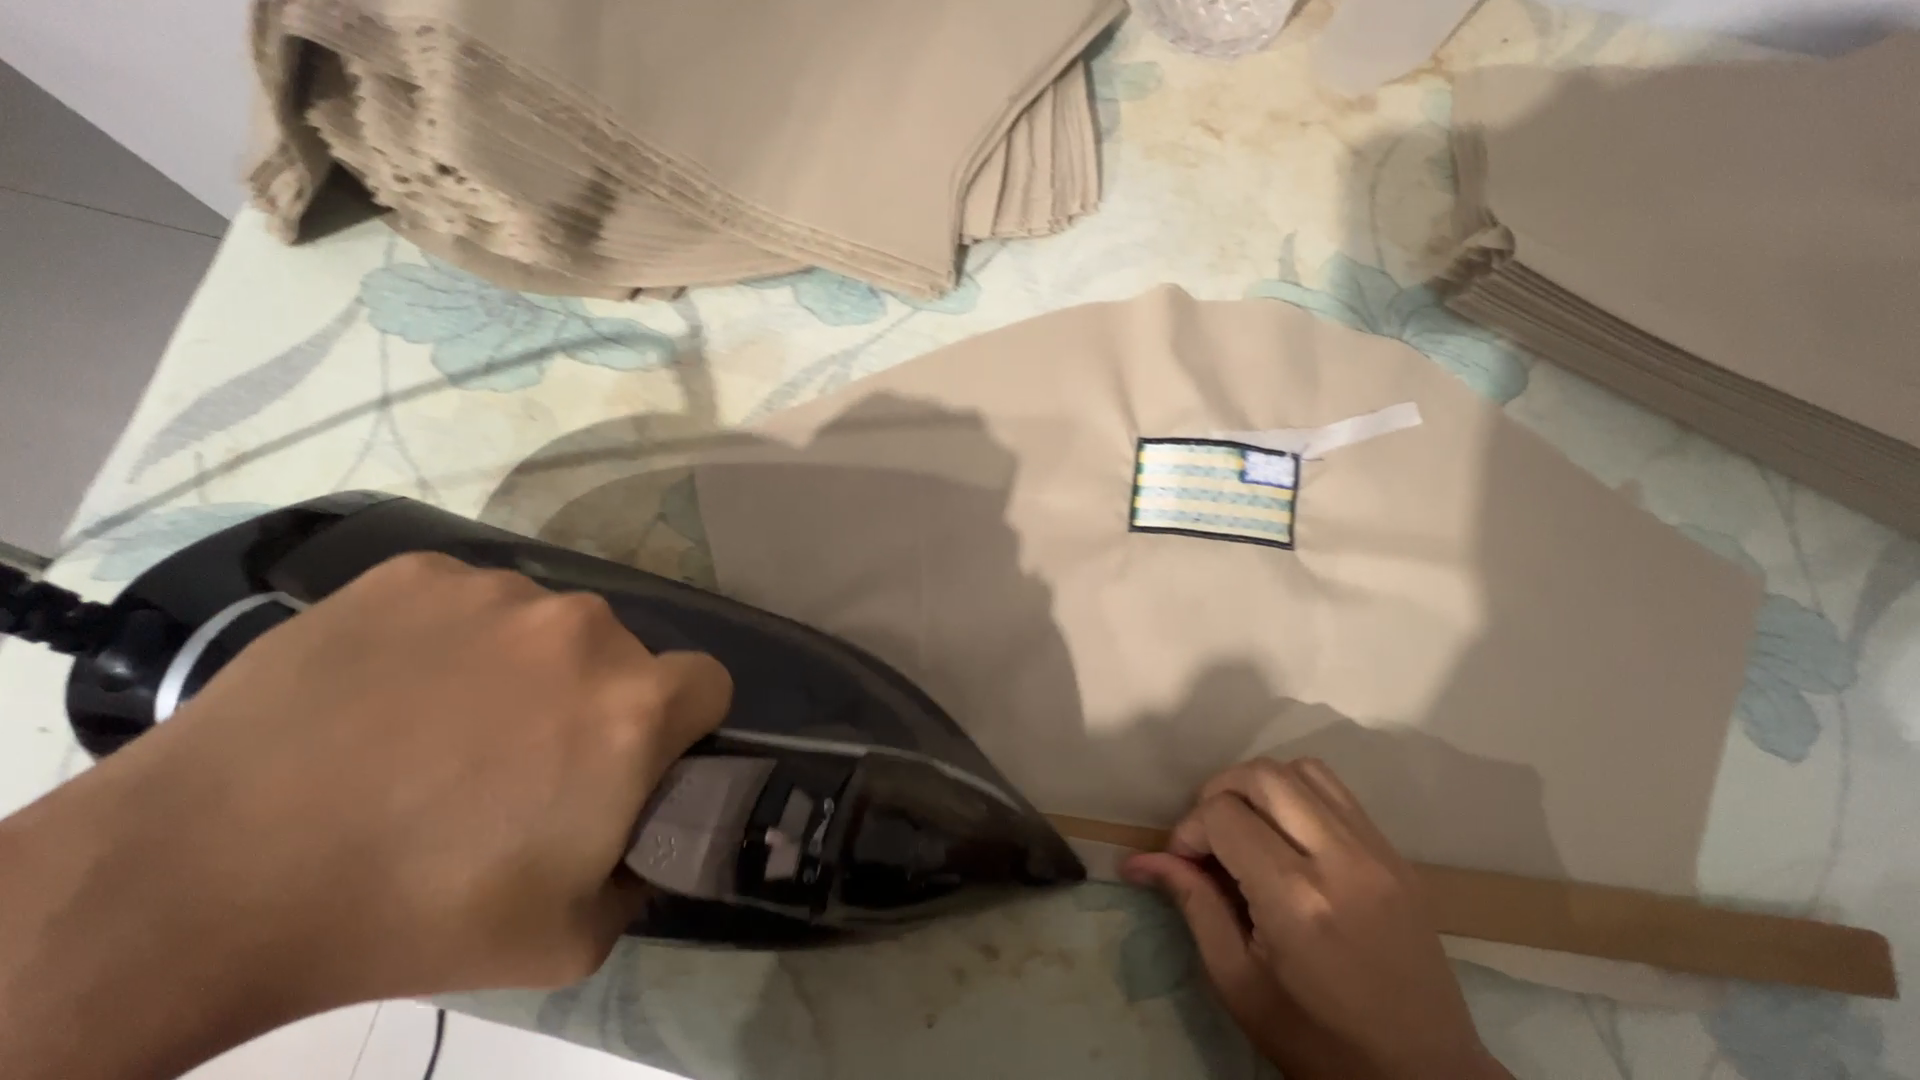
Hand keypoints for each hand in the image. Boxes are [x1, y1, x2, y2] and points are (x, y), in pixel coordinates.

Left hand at [0, 553, 731, 1078]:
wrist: (207, 873)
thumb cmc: (410, 915)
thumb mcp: (567, 939)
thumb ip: (637, 877)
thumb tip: (637, 837)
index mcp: (633, 708)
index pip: (708, 685)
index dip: (680, 728)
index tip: (628, 765)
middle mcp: (582, 630)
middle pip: (622, 654)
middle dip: (594, 700)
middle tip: (519, 762)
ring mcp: (493, 592)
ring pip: (544, 623)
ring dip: (523, 665)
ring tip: (441, 726)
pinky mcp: (413, 574)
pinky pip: (465, 599)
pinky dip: (449, 638)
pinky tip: (389, 691)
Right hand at [1122, 758, 1507, 1079]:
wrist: (1423, 1076)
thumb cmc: (1317, 1041)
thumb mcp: (1237, 981)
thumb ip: (1193, 904)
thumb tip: (1139, 860)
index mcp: (1295, 898)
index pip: (1222, 814)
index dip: (1188, 830)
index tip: (1184, 865)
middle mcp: (1341, 859)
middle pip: (1262, 775)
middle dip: (1218, 793)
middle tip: (1208, 838)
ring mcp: (1378, 852)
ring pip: (1303, 770)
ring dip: (1261, 787)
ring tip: (1247, 830)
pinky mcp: (1398, 856)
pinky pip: (1339, 794)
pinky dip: (1300, 797)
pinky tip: (1288, 840)